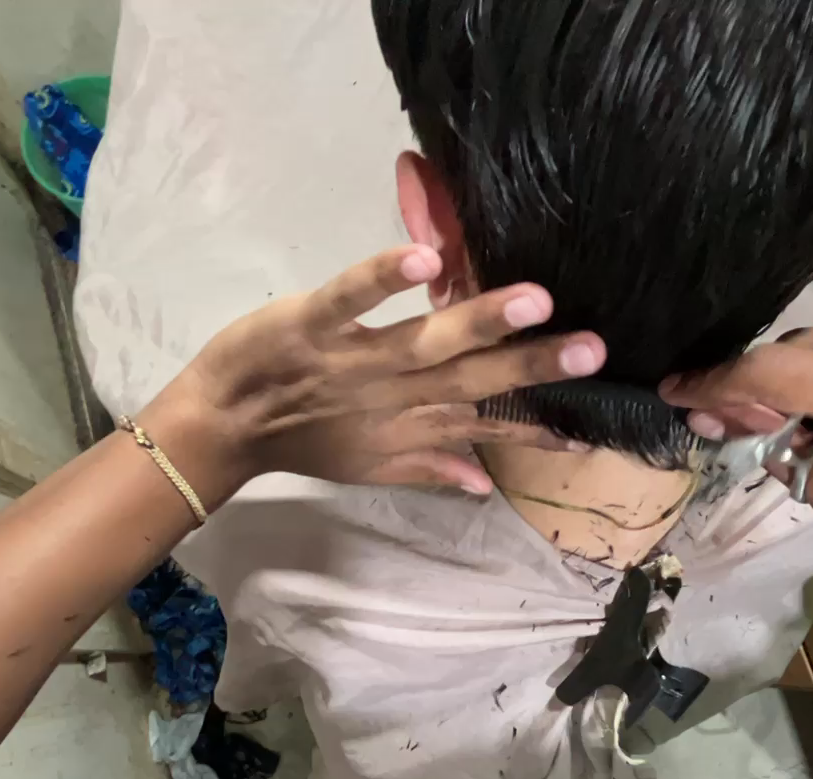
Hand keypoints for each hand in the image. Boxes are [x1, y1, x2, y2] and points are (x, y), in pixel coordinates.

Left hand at [138, 245, 604, 499]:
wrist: (220, 429)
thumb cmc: (300, 442)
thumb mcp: (369, 467)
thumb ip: (429, 470)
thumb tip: (486, 484)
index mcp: (407, 427)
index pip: (481, 427)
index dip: (532, 433)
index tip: (588, 433)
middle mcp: (392, 395)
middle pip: (469, 379)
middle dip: (531, 366)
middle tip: (593, 350)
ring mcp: (353, 359)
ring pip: (423, 340)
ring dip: (477, 321)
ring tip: (535, 302)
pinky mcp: (309, 325)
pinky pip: (350, 298)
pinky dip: (383, 279)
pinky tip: (426, 260)